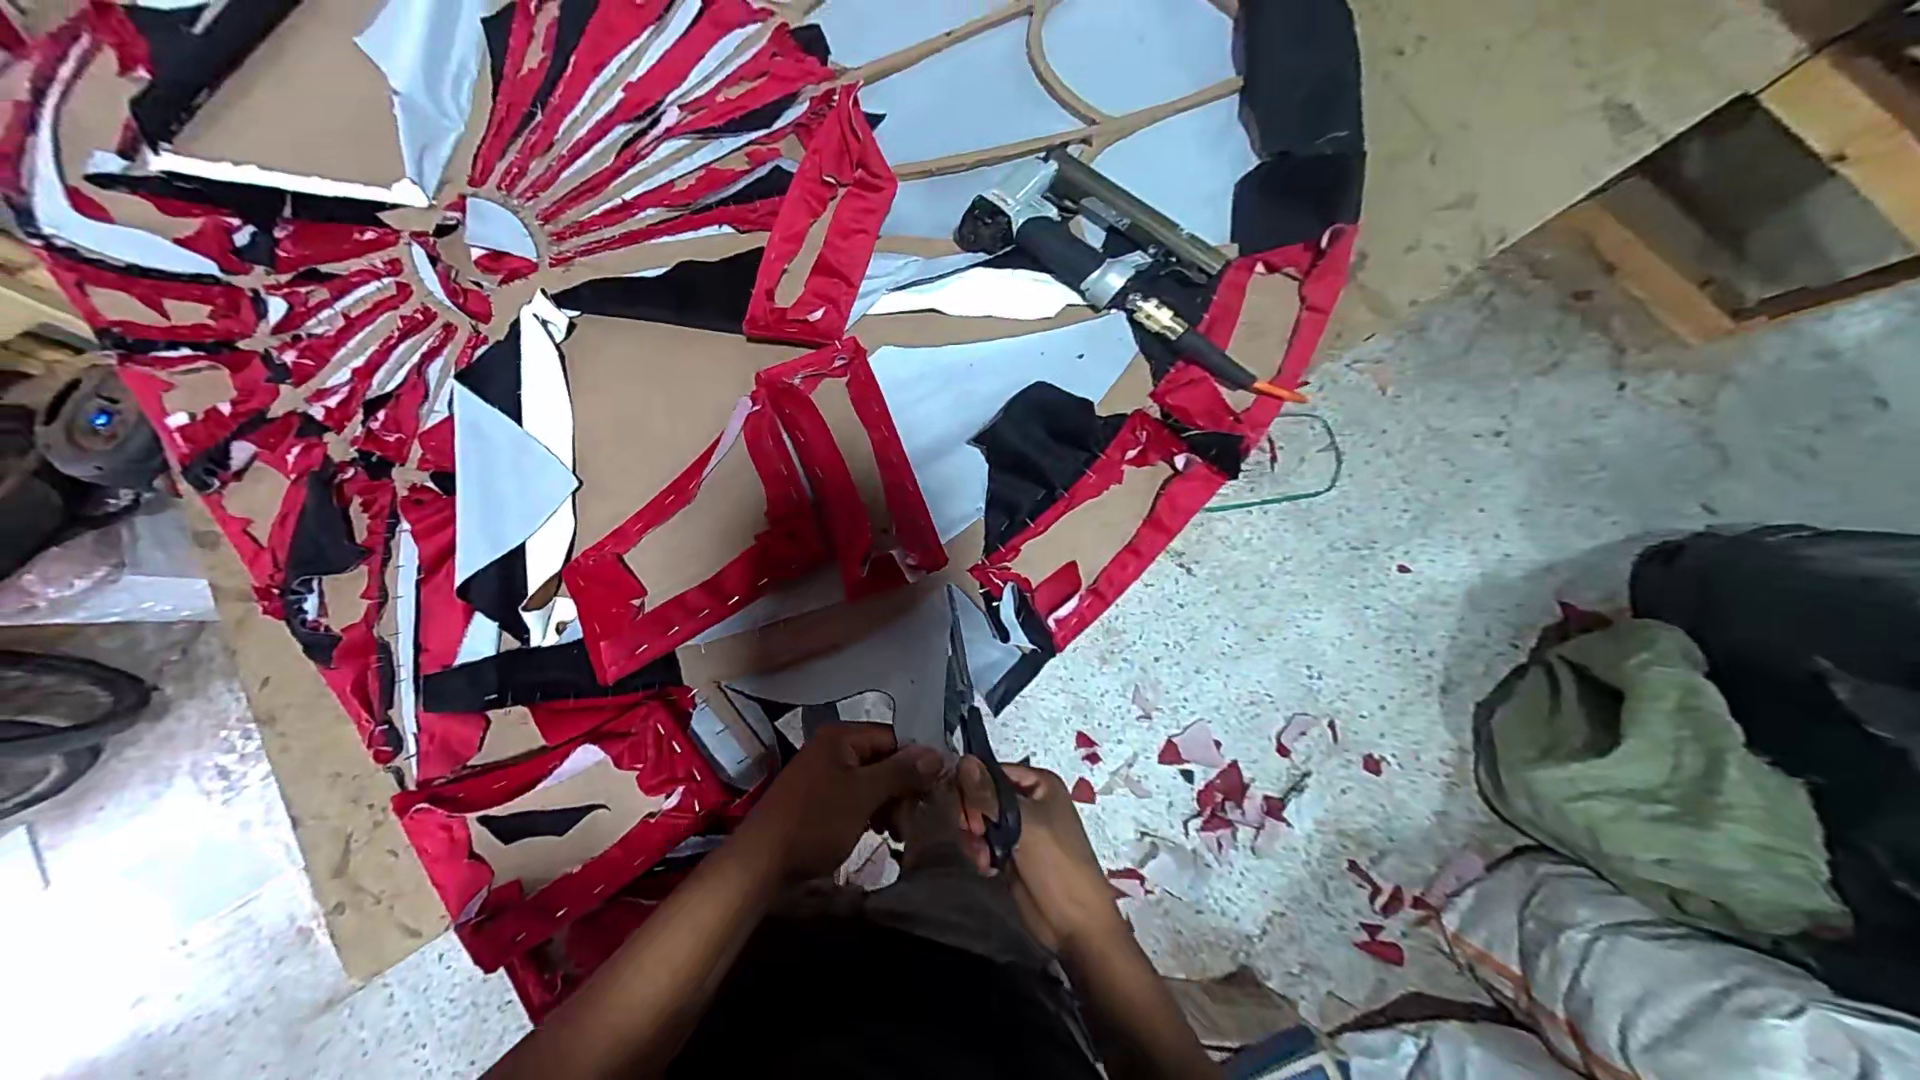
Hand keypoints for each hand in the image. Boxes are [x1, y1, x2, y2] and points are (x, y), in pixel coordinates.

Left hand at [732, 722, 944, 884]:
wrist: (760, 864)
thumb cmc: (815, 822)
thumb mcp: (864, 795)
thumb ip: (902, 771)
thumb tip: (938, 754)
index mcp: (841, 737)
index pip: (894, 739)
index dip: (915, 764)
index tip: (930, 794)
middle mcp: (832, 749)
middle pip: (883, 760)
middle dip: (902, 789)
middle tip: (911, 821)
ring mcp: (823, 775)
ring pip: (871, 782)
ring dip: (889, 805)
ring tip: (898, 834)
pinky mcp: (818, 800)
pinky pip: (855, 798)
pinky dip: (870, 813)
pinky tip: (880, 834)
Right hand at [956, 759, 1129, 956]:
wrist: (1073, 922)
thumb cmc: (1056, 863)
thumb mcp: (1023, 823)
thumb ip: (989, 794)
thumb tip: (963, 761)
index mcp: (1040, 784)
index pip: (993, 771)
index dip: (973, 786)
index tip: (965, 809)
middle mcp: (1028, 801)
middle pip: (982, 794)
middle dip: (973, 815)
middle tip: (974, 834)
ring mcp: (1018, 828)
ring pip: (979, 819)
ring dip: (974, 838)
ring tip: (982, 857)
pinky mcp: (1009, 853)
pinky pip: (982, 841)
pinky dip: (979, 852)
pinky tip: (986, 867)